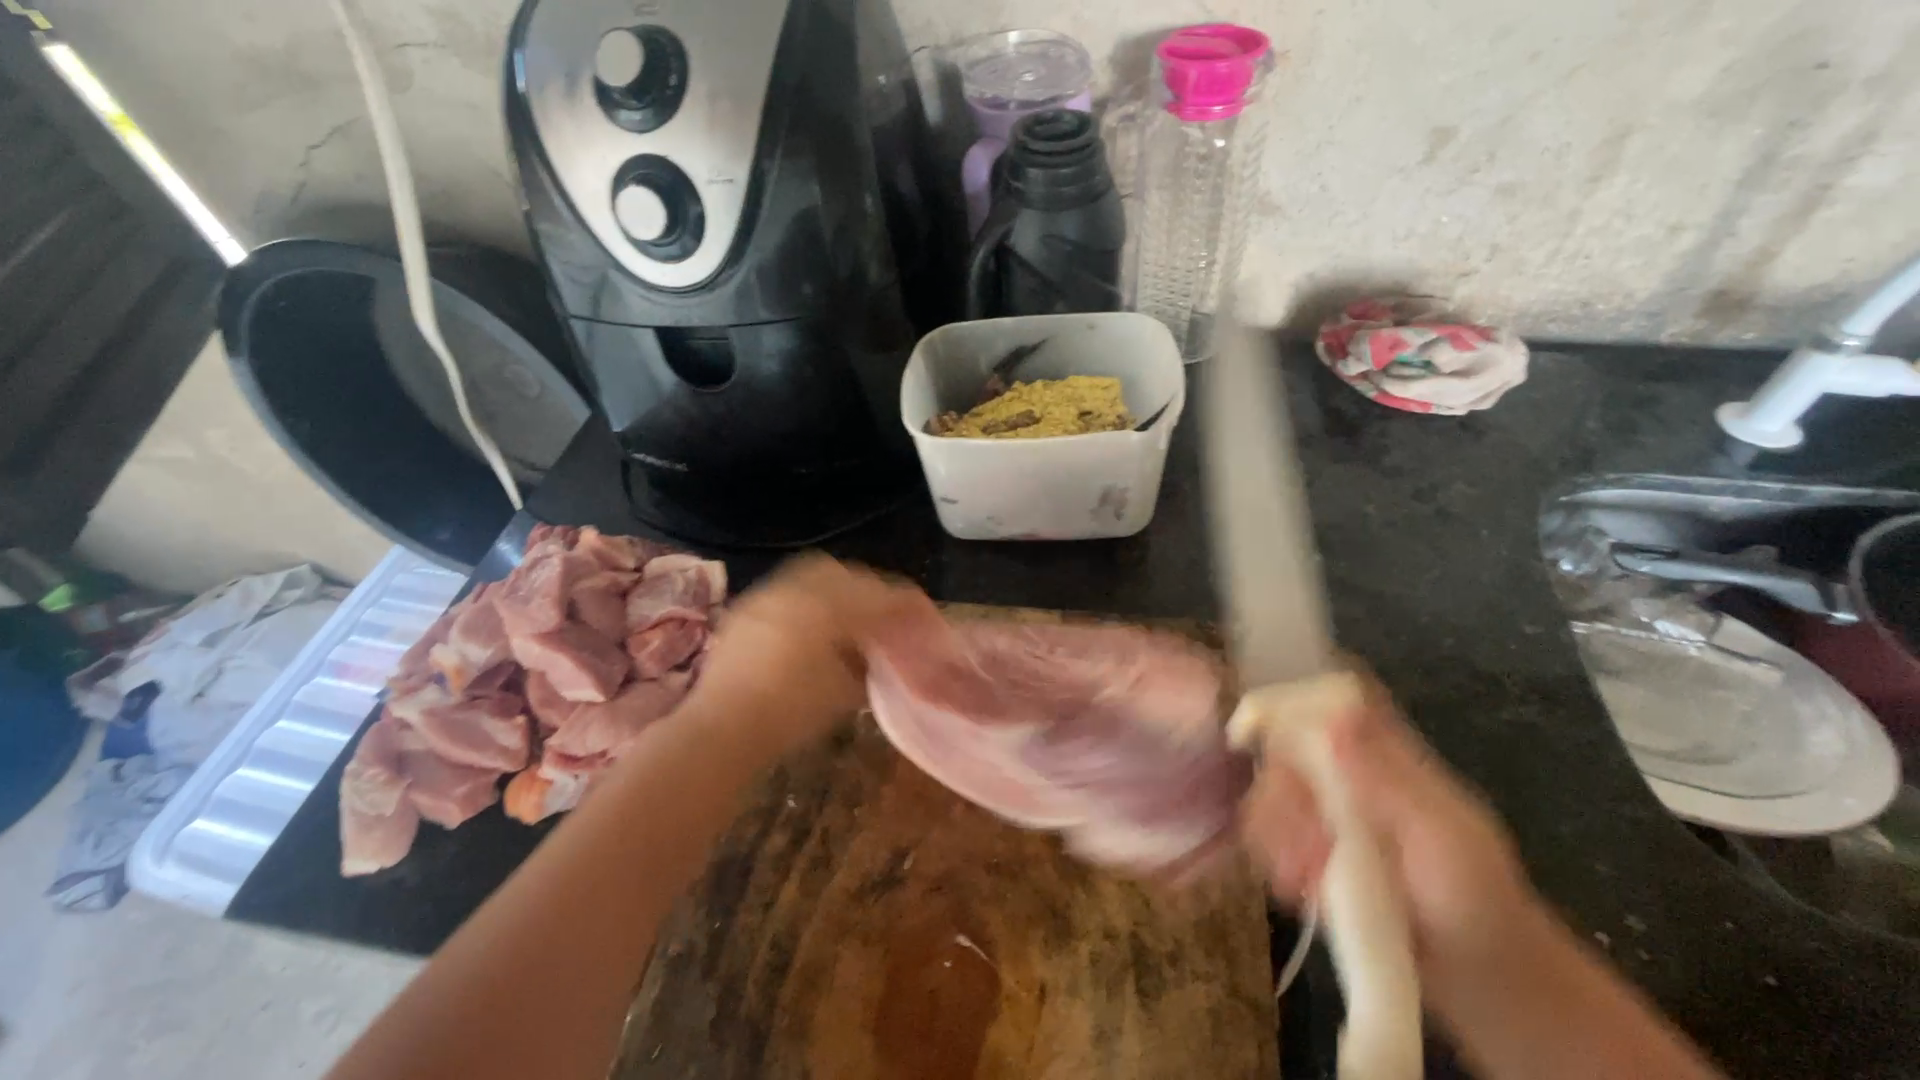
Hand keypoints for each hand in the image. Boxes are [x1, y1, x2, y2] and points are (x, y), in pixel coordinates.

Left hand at [685, 554, 923, 754]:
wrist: (721, 730)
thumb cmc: (789, 716)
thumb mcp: (843, 693)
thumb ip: (869, 665)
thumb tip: (882, 655)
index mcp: (828, 607)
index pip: (880, 596)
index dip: (907, 605)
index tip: (924, 615)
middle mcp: (796, 590)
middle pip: (847, 574)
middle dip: (871, 589)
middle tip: (885, 615)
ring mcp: (766, 595)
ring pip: (813, 575)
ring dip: (839, 590)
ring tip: (850, 619)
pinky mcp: (745, 609)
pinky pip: (787, 590)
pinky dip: (810, 600)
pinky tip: (813, 627)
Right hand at [1240, 689, 1538, 984]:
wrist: (1481, 975)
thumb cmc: (1476, 895)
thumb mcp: (1440, 833)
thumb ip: (1386, 778)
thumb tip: (1332, 717)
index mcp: (1384, 756)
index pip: (1334, 698)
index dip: (1294, 689)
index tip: (1263, 713)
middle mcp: (1347, 778)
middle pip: (1283, 749)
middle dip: (1279, 788)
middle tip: (1303, 830)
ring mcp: (1326, 819)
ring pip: (1267, 795)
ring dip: (1275, 831)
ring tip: (1306, 870)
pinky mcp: (1308, 859)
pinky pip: (1266, 842)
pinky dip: (1274, 861)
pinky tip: (1300, 887)